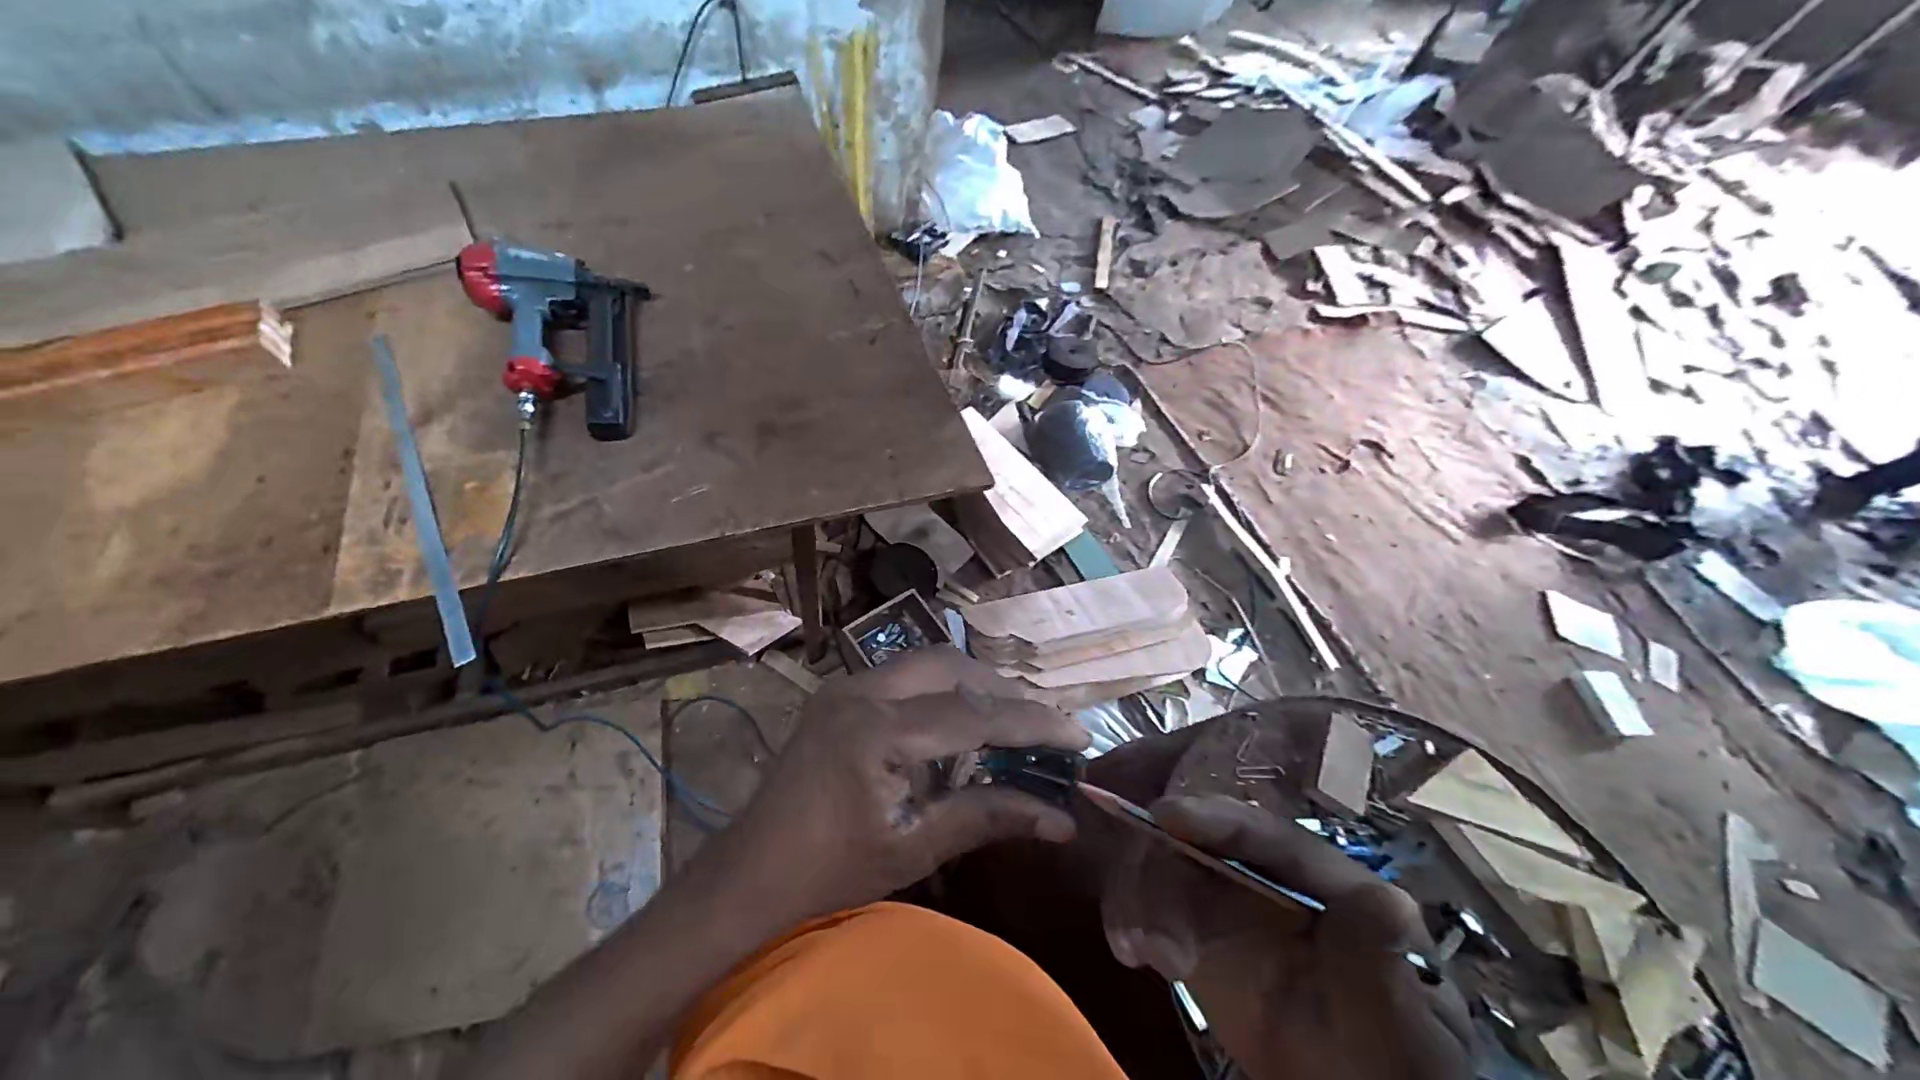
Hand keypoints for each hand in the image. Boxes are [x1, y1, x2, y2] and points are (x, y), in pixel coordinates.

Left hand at [704, 648, 1090, 928]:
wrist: (748, 872)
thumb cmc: (828, 872)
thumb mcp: (912, 848)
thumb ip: (987, 818)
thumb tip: (1061, 820)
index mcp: (876, 731)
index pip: (974, 713)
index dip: (1033, 722)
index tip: (1079, 735)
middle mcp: (861, 691)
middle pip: (954, 668)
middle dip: (1006, 693)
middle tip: (1045, 728)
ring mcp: (846, 686)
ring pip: (930, 662)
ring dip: (976, 685)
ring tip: (1012, 723)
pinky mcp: (839, 693)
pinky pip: (907, 674)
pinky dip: (945, 689)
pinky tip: (960, 723)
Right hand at [1100, 795, 1472, 1079]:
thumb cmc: (1390, 1060)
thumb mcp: (1402, 1026)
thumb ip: (1381, 966)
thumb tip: (1383, 900)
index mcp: (1324, 880)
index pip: (1266, 834)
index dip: (1216, 817)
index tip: (1165, 815)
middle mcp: (1266, 873)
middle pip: (1198, 840)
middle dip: (1161, 869)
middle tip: (1148, 938)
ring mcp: (1225, 897)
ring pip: (1163, 863)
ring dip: (1139, 896)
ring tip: (1138, 951)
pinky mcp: (1190, 925)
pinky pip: (1146, 900)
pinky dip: (1127, 915)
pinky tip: (1130, 952)